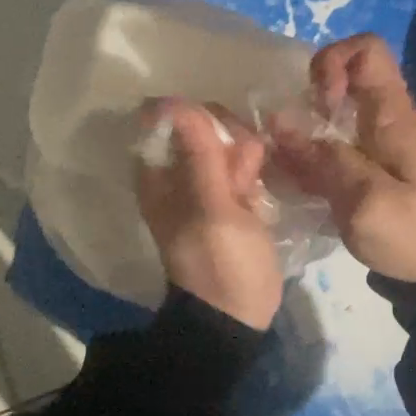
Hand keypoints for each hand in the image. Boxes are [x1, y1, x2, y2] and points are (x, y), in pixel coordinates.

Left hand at [135, 99, 283, 330]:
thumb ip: (198, 154)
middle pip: (204, 121)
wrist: (235, 313)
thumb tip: (172, 102)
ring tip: (249, 191)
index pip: (170, 114)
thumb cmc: (220, 262)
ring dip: (246, 156)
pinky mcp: (228, 194)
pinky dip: (253, 172)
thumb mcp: (211, 207)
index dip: (199, 116)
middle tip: (240, 175)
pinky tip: (258, 197)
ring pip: (228, 139)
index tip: (220, 138)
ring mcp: (203, 181)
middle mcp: (176, 170)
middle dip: (229, 137)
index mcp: (157, 171)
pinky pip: (242, 162)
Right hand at [274, 34, 415, 282]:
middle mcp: (380, 117)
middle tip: (294, 136)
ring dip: (300, 129)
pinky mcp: (358, 164)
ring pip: (326, 111)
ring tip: (286, 162)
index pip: (366, 50)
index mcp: (393, 114)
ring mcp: (368, 141)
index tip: (318, 104)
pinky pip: (324, 141)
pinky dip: (304, 152)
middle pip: (340, 75)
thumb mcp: (368, 202)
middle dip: (307, 98)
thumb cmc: (412, 235)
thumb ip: (325, 160)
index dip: (333, 63)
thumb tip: (279, 122)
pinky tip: (293, 180)